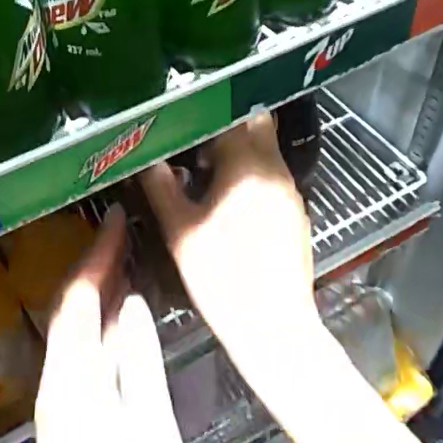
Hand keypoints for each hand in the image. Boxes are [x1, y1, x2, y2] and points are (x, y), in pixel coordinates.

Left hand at [35, 205, 187, 442]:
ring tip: (127, 254)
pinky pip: (90, 351)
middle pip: (74, 308)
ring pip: (82, 328)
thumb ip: (139, 365)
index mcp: (69, 382)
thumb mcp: (146, 432)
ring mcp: (66, 398)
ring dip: (103, 290)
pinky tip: (126, 309)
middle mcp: (59, 383)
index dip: (97, 254)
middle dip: (96, 263)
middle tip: (123, 228)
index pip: (78, 299)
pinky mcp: (77, 415)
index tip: (114, 219)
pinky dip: (107, 323)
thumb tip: (134, 304)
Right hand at [139, 113, 316, 372]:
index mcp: (248, 166)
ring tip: (205, 173)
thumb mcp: (180, 231)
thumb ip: (160, 186)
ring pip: (265, 149)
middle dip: (225, 126)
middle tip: (193, 144)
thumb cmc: (222, 277)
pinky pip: (271, 175)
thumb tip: (146, 158)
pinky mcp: (296, 211)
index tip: (180, 122)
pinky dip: (249, 174)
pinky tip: (228, 201)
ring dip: (237, 151)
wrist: (274, 327)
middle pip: (255, 123)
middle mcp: (276, 170)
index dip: (203, 115)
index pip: (230, 116)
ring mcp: (290, 191)